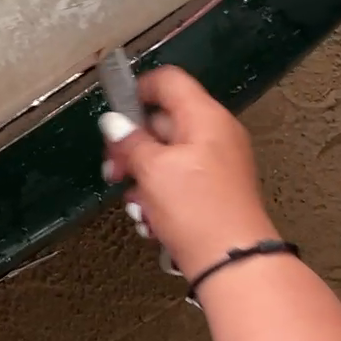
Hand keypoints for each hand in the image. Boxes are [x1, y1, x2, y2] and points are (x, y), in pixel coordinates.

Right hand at [99, 66, 278, 277]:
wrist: (228, 258)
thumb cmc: (198, 210)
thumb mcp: (153, 170)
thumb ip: (130, 142)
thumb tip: (113, 123)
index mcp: (205, 118)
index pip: (168, 82)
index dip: (136, 91)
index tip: (113, 115)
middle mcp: (212, 135)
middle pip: (160, 122)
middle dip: (130, 146)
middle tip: (114, 169)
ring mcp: (211, 163)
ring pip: (161, 155)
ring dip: (138, 176)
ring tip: (134, 201)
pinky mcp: (206, 189)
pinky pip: (171, 180)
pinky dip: (154, 194)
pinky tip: (149, 215)